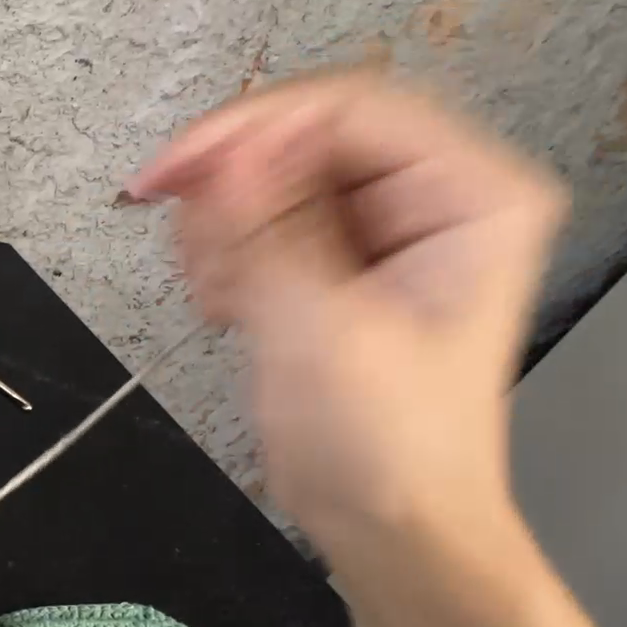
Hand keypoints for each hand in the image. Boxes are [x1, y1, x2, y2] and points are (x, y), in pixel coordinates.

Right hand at [130, 74, 567, 564]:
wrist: (381, 516)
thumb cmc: (378, 437)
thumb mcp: (321, 330)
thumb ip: (269, 235)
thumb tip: (219, 155)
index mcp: (464, 195)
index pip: (346, 110)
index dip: (246, 130)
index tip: (162, 176)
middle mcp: (421, 198)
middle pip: (296, 144)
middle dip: (227, 198)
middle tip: (193, 261)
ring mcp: (367, 234)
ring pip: (260, 188)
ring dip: (217, 239)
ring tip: (222, 303)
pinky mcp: (320, 267)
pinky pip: (249, 230)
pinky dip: (219, 264)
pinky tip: (226, 312)